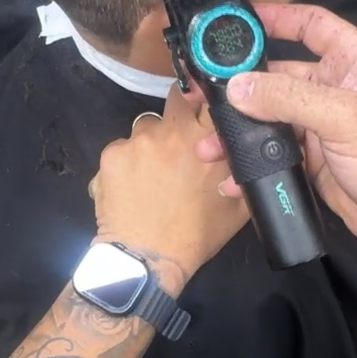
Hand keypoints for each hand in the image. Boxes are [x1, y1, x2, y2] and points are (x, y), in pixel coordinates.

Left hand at [90, 85, 249, 295]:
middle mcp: (172, 130)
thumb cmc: (197, 235)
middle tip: (179, 140)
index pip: (209, 99)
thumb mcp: (238, 205)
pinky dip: (126, 163)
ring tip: (152, 173)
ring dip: (151, 142)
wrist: (148, 259)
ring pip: (146, 126)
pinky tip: (131, 186)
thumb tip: (245, 148)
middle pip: (177, 98)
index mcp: (206, 139)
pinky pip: (121, 148)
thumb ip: (243, 170)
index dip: (207, 102)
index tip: (203, 113)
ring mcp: (138, 140)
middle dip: (180, 110)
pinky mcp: (112, 154)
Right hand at [197, 3, 356, 249]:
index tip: (238, 21)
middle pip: (278, 74)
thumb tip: (238, 87)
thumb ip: (289, 98)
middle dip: (241, 87)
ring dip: (238, 131)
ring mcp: (321, 124)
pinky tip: (232, 177)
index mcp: (355, 62)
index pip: (312, 25)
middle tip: (204, 95)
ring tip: (210, 146)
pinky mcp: (311, 157)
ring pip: (269, 117)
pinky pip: (271, 151)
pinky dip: (250, 163)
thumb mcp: (344, 118)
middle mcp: (335, 88)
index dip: (277, 17)